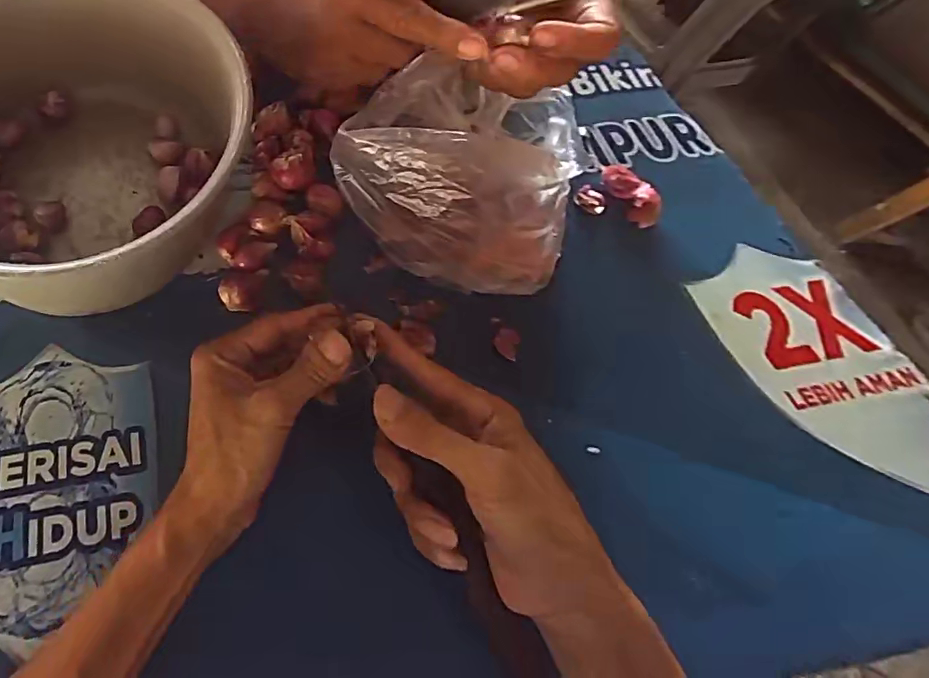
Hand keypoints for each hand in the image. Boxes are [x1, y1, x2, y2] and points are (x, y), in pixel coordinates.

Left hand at [178, 305, 352, 540]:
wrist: (216, 508)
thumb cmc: (236, 453)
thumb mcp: (274, 407)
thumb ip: (308, 371)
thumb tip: (342, 337)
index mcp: (221, 354)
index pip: (271, 326)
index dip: (308, 319)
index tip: (342, 312)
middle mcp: (227, 362)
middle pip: (277, 343)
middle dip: (314, 340)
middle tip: (353, 333)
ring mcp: (238, 385)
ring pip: (282, 363)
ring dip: (313, 362)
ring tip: (350, 357)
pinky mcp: (251, 406)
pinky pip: (282, 383)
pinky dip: (306, 383)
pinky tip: (332, 388)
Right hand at [239, 0, 488, 89]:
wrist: (256, 7)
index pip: (409, 20)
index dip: (444, 35)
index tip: (477, 48)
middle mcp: (345, 35)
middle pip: (403, 55)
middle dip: (418, 49)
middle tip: (418, 35)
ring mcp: (332, 65)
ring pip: (385, 74)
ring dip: (392, 61)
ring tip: (376, 40)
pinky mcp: (322, 83)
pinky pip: (363, 85)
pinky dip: (370, 72)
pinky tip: (357, 54)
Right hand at [364, 320, 624, 619]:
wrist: (567, 603)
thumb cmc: (538, 522)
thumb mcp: (485, 474)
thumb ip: (429, 435)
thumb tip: (377, 394)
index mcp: (479, 415)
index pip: (427, 374)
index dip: (394, 351)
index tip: (361, 327)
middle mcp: (461, 438)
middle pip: (399, 431)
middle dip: (401, 468)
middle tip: (406, 487)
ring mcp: (453, 475)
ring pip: (403, 475)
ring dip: (419, 512)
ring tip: (449, 539)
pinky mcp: (448, 511)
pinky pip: (414, 510)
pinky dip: (429, 536)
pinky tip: (457, 557)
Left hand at [471, 0, 620, 97]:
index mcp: (588, 10)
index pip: (601, 38)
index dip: (575, 42)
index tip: (540, 36)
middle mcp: (565, 43)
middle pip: (560, 70)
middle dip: (528, 67)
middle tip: (499, 55)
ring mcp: (532, 60)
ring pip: (525, 83)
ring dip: (499, 74)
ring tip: (476, 54)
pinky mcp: (499, 68)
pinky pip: (493, 81)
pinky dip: (478, 71)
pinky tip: (463, 55)